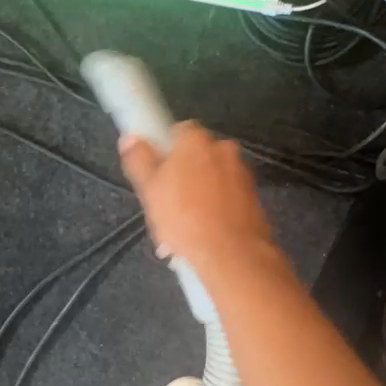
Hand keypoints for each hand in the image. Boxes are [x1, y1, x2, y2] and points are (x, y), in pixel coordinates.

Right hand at [118, 122, 283, 277]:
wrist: (232, 255)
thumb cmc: (185, 219)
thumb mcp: (149, 190)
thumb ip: (139, 159)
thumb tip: (130, 138)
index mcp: (196, 140)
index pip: (177, 131)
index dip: (164, 151)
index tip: (155, 172)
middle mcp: (224, 148)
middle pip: (196, 155)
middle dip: (183, 174)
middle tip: (166, 202)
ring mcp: (242, 172)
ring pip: (213, 177)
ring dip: (200, 192)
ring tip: (184, 224)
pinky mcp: (254, 196)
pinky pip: (228, 195)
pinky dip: (217, 207)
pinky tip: (204, 230)